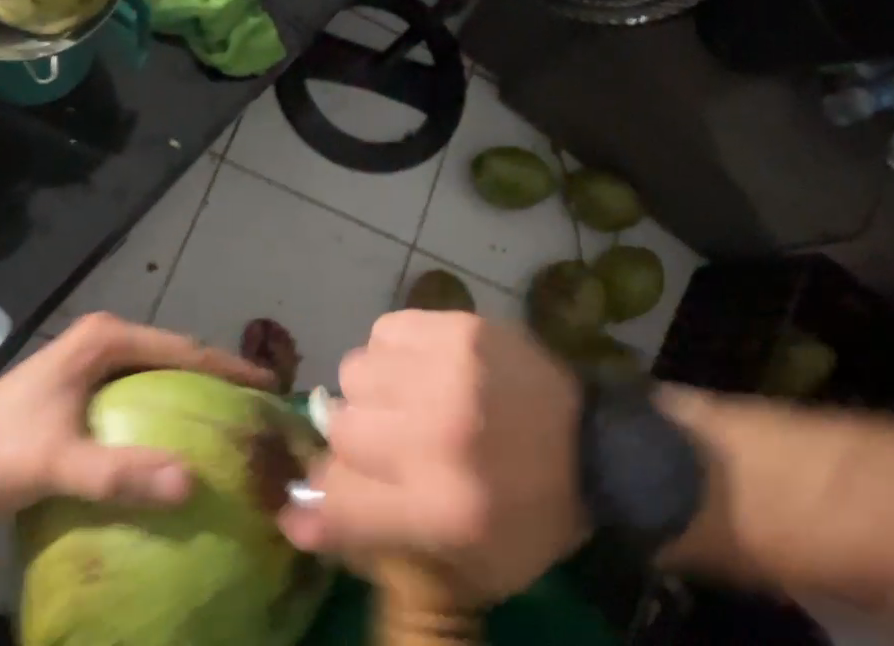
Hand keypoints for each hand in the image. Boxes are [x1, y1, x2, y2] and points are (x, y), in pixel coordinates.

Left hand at [0, 313, 271, 523]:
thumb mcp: (59, 463)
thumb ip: (120, 473)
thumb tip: (191, 484)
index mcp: (103, 339)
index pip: (183, 347)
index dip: (230, 367)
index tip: (272, 389)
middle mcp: (101, 341)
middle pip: (176, 357)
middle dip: (219, 380)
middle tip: (260, 414)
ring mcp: (89, 365)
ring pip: (158, 376)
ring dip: (194, 397)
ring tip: (233, 427)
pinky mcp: (79, 391)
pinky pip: (139, 395)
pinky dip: (166, 413)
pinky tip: (181, 443)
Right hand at [279, 312, 587, 600]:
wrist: (600, 448)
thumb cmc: (527, 516)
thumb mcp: (463, 565)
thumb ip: (377, 541)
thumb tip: (294, 518)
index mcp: (439, 508)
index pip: (335, 497)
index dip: (320, 500)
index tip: (326, 495)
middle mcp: (434, 435)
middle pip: (342, 430)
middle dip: (359, 444)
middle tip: (393, 446)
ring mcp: (446, 373)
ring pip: (355, 373)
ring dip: (375, 394)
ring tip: (410, 402)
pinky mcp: (458, 328)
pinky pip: (385, 331)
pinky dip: (393, 352)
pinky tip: (422, 369)